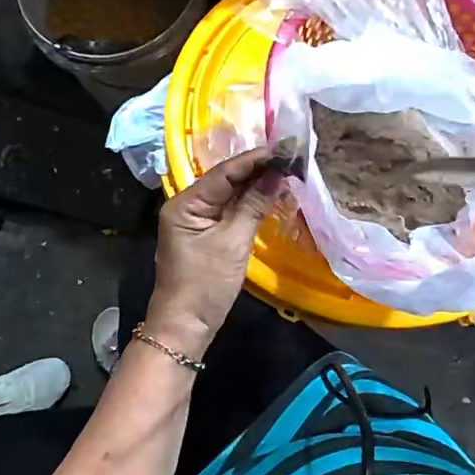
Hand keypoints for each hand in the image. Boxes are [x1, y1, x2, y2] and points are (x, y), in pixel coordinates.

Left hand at [147, 148, 281, 351]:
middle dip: (256, 170)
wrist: (184, 326)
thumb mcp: (234, 243)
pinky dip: (247, 203)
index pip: (223, 172)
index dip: (254, 160)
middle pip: (224, 180)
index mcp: (185, 203)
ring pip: (227, 194)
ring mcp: (193, 220)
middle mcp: (185, 205)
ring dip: (254, 185)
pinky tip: (268, 195)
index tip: (283, 148)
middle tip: (289, 158)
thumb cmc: (206, 285)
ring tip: (285, 171)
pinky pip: (226, 210)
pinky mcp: (202, 234)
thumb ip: (254, 205)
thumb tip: (277, 175)